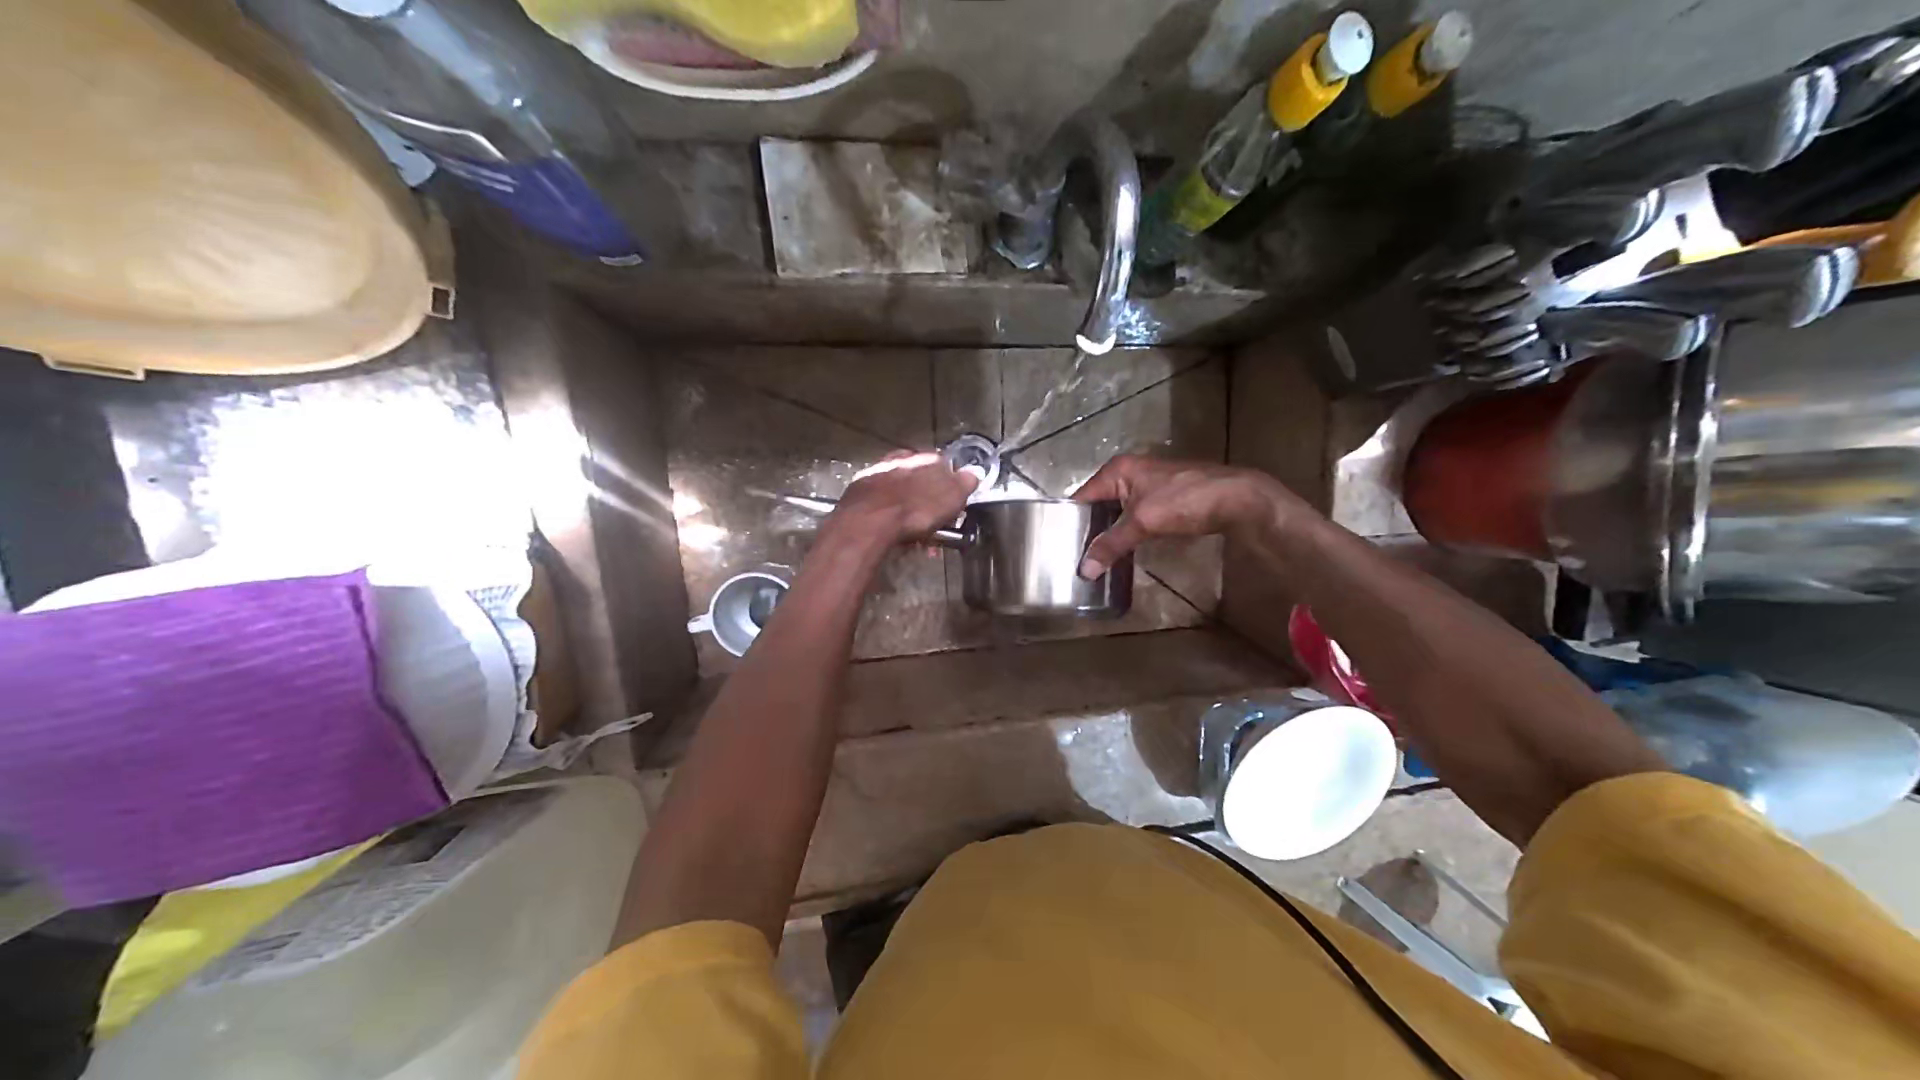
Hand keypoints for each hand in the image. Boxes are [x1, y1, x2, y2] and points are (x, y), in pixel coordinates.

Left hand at [830, 451, 978, 545]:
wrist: (869, 522)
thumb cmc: (916, 510)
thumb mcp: (951, 498)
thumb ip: (964, 484)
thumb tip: (972, 474)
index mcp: (923, 458)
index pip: (942, 466)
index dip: (948, 487)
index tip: (950, 506)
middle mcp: (898, 460)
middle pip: (918, 480)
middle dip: (926, 501)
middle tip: (933, 525)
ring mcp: (875, 474)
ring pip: (898, 493)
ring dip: (907, 512)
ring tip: (913, 537)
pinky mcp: (857, 493)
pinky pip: (881, 505)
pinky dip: (888, 517)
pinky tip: (891, 533)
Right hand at [1071, 455, 1307, 578]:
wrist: (1236, 499)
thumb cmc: (1184, 501)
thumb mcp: (1143, 522)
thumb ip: (1111, 545)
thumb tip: (1084, 570)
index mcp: (1117, 470)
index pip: (1082, 497)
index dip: (1070, 521)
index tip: (1057, 547)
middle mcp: (1128, 473)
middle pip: (1098, 505)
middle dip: (1088, 530)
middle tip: (1072, 558)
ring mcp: (1147, 485)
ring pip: (1116, 513)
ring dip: (1108, 534)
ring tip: (1092, 560)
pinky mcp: (1162, 499)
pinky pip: (1133, 517)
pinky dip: (1125, 533)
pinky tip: (1120, 552)